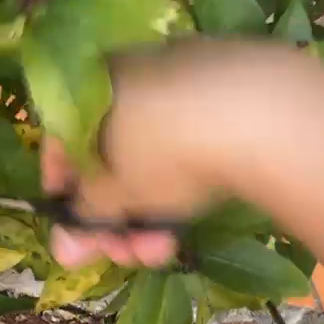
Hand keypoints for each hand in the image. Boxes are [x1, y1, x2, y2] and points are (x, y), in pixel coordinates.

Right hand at [45, 42, 307, 268]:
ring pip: (153, 145)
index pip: (60, 147)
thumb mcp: (113, 195)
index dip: (64, 194)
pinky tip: (202, 196)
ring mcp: (180, 69)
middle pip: (110, 152)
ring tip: (169, 246)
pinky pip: (191, 128)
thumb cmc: (161, 151)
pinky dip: (188, 165)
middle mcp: (126, 72)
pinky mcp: (230, 75)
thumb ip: (83, 219)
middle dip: (116, 215)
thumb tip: (63, 250)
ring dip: (152, 203)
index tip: (78, 231)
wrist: (263, 111)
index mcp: (86, 91)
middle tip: (129, 254)